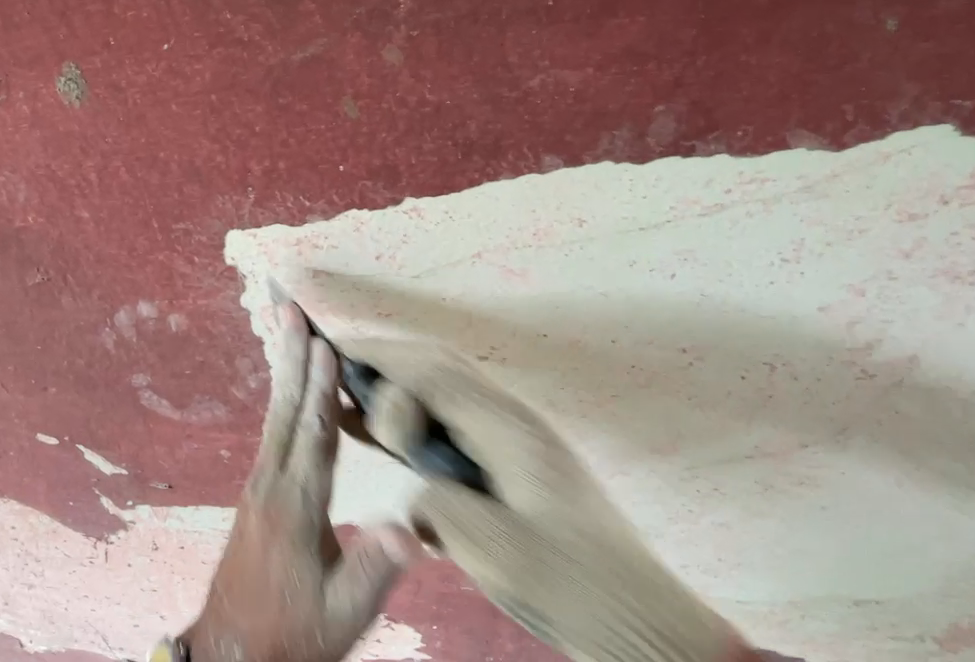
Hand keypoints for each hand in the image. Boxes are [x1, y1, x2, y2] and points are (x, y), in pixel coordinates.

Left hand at [184, 301, 417, 661]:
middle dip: (292, 356)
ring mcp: (258, 485)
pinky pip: (272, 433)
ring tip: (287, 328)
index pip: (314, 435)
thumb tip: (409, 526)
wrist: (235, 651)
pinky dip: (282, 399)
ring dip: (284, 369)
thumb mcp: (343, 612)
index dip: (321, 388)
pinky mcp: (255, 492)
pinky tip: (289, 388)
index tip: (324, 343)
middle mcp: (271, 483)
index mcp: (296, 506)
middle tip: (288, 307)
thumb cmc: (294, 633)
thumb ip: (374, 568)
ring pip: (275, 416)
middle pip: (286, 410)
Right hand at [340, 335, 757, 661]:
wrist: (643, 621)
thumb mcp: (494, 551)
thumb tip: (414, 491)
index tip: (331, 353)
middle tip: (336, 372)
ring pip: (445, 389)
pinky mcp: (512, 465)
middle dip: (385, 360)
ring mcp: (514, 440)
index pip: (430, 373)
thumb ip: (438, 504)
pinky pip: (453, 421)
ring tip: (351, 397)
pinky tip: (388, 437)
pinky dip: (415, 417)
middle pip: (438, 365)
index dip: (377, 357)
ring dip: (399, 385)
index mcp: (506, 430)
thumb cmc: (573, 587)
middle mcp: (509, 421)